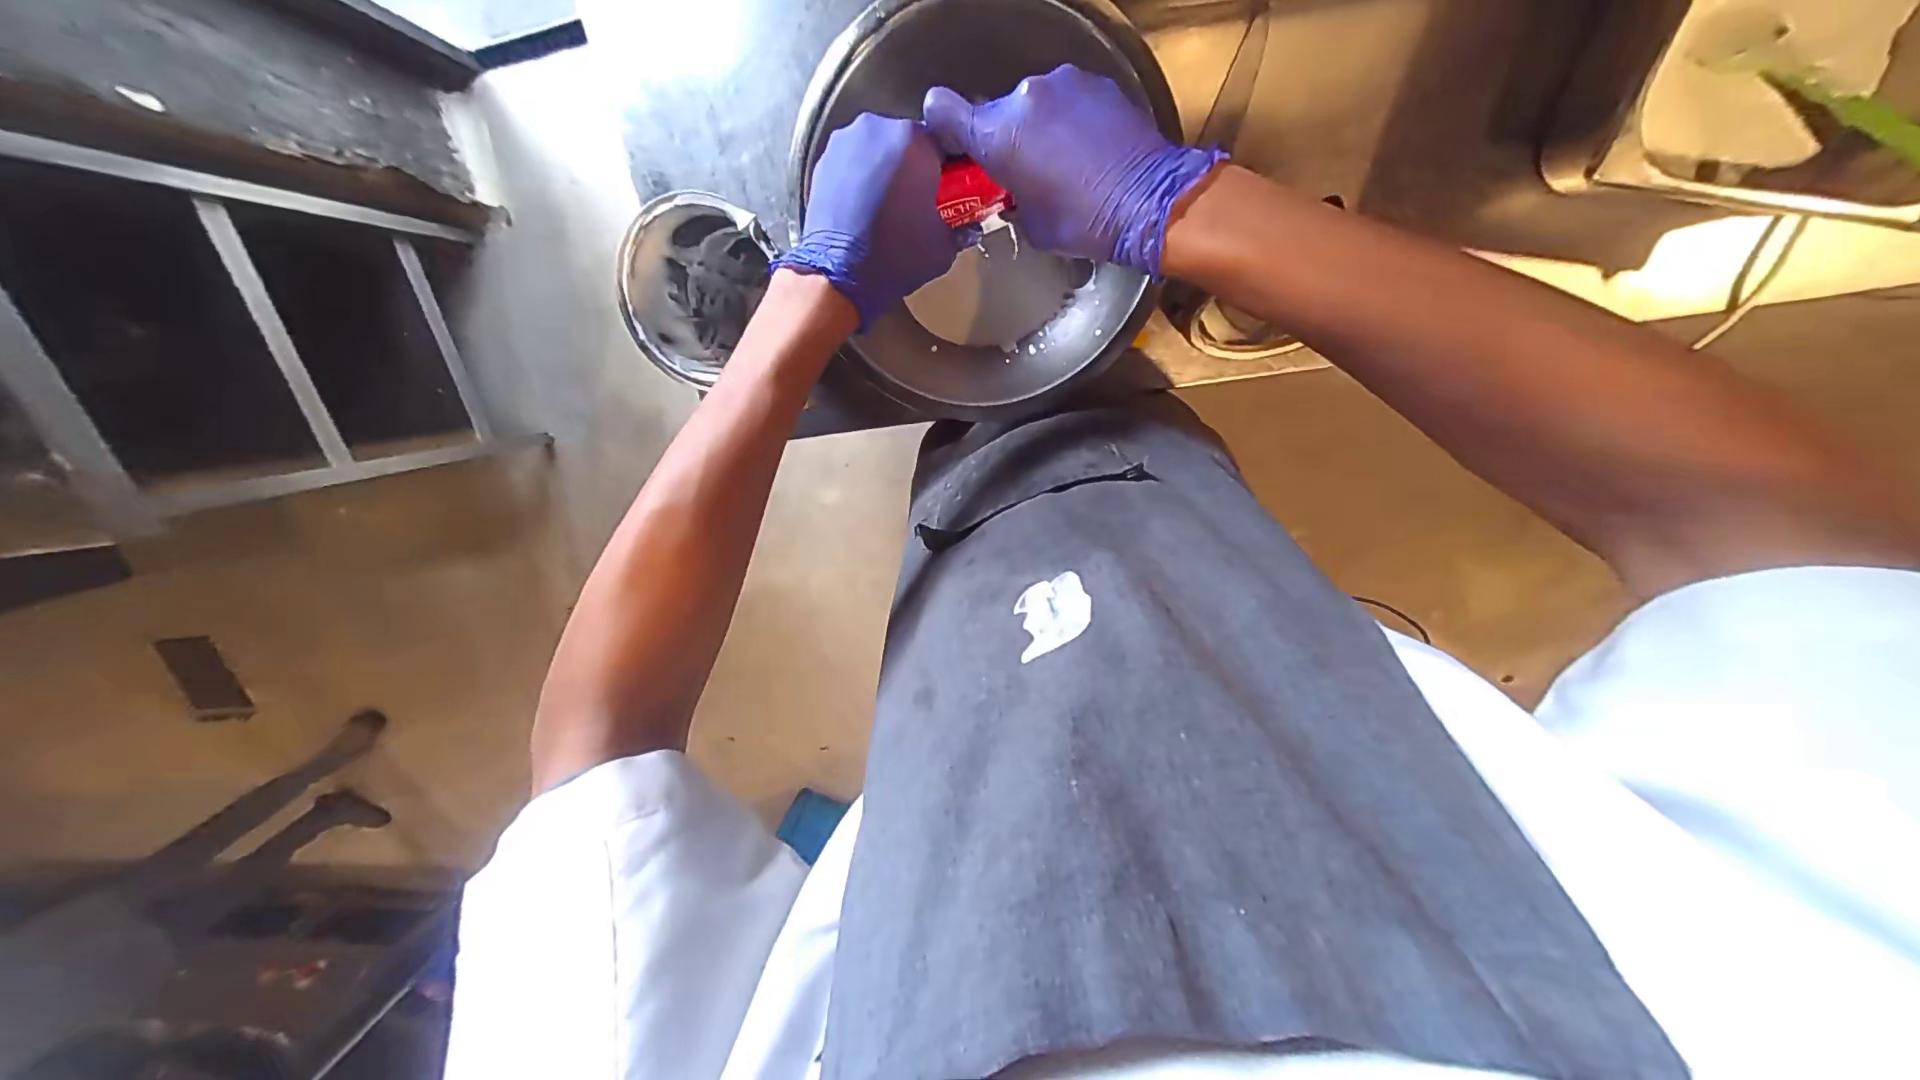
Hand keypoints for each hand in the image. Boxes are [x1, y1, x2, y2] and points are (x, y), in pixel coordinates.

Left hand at [776, 114, 959, 331]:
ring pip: (878, 148)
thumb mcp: (942, 248)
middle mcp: (879, 129)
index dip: (950, 169)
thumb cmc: (894, 257)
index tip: (951, 190)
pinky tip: (865, 207)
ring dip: (886, 169)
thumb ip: (960, 229)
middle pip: (907, 141)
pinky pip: (852, 162)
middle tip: (919, 200)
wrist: (839, 276)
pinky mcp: (823, 160)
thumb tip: (966, 227)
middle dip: (914, 166)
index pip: (945, 142)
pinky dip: (861, 178)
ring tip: (889, 205)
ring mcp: (846, 141)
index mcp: (916, 141)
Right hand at [923, 65, 1225, 276]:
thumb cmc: (1084, 222)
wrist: (1148, 200)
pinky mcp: (1096, 82)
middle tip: (1025, 170)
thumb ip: (1011, 198)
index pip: (945, 110)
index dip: (944, 125)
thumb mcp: (1033, 224)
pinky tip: (1087, 148)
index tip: (953, 141)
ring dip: (1040, 127)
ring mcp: (1062, 84)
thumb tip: (1013, 191)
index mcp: (997, 136)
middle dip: (1007, 139)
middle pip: (997, 113)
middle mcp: (1023, 98)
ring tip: (1064, 161)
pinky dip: (1070, 120)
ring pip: (1034, 104)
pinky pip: (1068, 99)